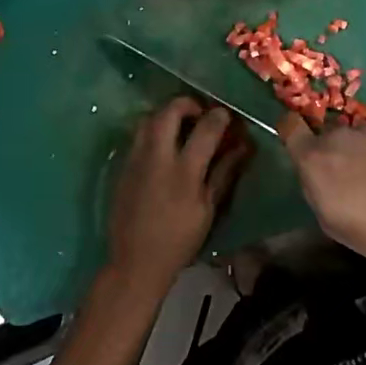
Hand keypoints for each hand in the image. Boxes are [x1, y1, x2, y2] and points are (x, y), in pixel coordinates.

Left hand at [105, 98, 251, 292]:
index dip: (219, 116)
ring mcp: (136, 159)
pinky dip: (154, 130)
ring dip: (167, 114)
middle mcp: (157, 157)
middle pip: (169, 112)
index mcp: (183, 171)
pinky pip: (138, 136)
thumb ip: (224, 173)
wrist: (135, 261)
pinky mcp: (123, 166)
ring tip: (181, 125)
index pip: (206, 129)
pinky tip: (164, 145)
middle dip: (187, 103)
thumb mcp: (208, 209)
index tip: (226, 115)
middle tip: (200, 112)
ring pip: (149, 119)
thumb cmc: (179, 240)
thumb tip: (243, 146)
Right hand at [280, 113, 365, 270]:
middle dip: (330, 152)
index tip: (298, 146)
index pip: (289, 126)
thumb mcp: (331, 224)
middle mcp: (338, 137)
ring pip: (352, 137)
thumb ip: (316, 191)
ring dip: (356, 151)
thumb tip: (318, 178)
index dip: (291, 132)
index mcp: (314, 160)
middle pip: (324, 135)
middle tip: (346, 179)